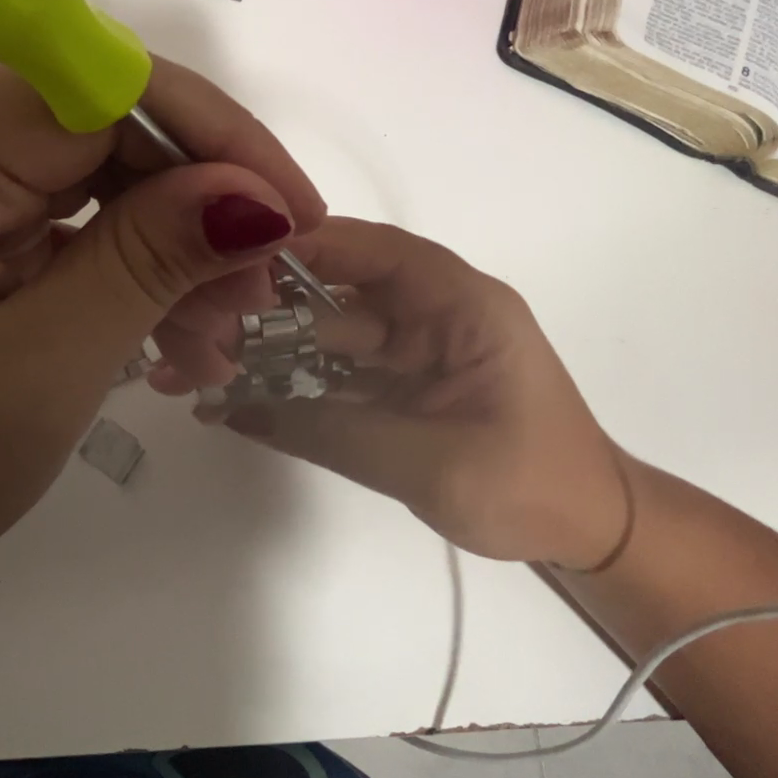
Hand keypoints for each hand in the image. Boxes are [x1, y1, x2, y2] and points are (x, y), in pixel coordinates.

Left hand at [0, 59, 325, 606]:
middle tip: (255, 299)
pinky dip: (114, 274)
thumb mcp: (41, 370)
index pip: (97, 85)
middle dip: (192, 203)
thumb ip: (146, 263)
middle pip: (95, 129)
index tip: (289, 216)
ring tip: (211, 341)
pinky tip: (159, 340)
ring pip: (84, 181)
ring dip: (162, 248)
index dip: (210, 136)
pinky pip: (51, 227)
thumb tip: (253, 195)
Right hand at [181, 218, 627, 569]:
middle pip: (333, 291)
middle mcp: (429, 313)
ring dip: (264, 349)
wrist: (588, 534)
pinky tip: (230, 397)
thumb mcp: (430, 463)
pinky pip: (328, 372)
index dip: (302, 244)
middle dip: (262, 307)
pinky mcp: (393, 382)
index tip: (225, 257)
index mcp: (461, 305)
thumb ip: (330, 431)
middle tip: (188, 331)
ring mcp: (408, 348)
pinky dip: (285, 383)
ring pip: (322, 333)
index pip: (373, 250)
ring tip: (192, 368)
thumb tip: (228, 408)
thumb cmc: (532, 488)